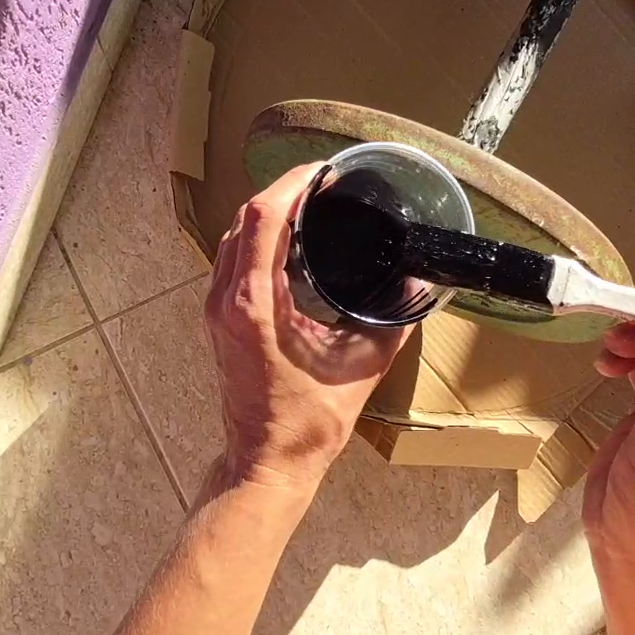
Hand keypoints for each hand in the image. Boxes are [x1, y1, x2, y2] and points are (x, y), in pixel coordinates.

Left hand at [201, 164, 411, 497]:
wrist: (265, 460)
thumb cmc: (308, 422)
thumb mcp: (362, 366)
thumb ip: (394, 319)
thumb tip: (420, 282)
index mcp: (254, 304)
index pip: (263, 217)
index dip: (292, 184)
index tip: (325, 173)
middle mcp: (226, 298)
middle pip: (244, 217)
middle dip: (284, 192)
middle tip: (325, 185)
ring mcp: (215, 307)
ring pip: (233, 235)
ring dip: (269, 213)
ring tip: (311, 205)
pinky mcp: (217, 317)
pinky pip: (232, 258)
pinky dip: (258, 238)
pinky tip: (291, 240)